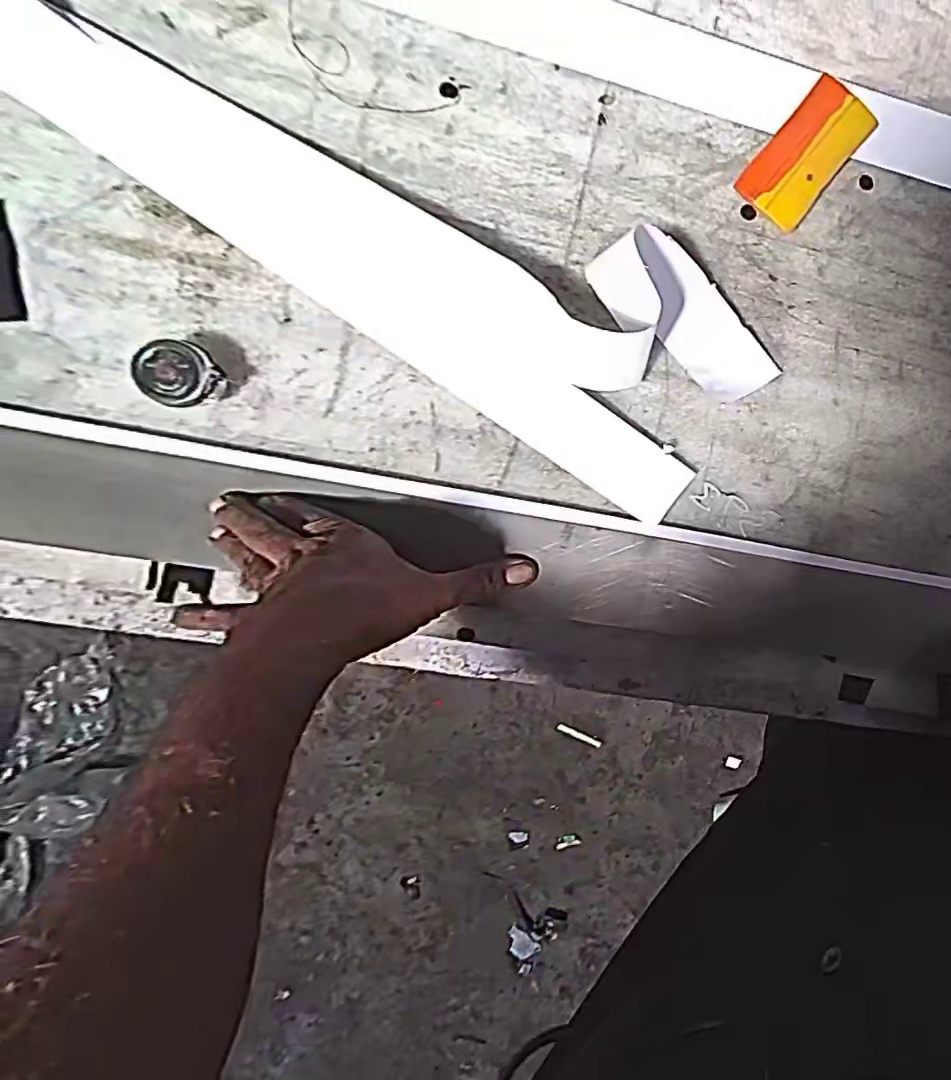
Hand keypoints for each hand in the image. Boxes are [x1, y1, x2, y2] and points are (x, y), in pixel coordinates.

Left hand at [173, 493, 538, 672]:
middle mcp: (307, 562)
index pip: (327, 522)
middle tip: (232, 502)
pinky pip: (227, 612)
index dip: (311, 510)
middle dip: (256, 517)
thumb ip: (479, 581)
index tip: (293, 499)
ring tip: (215, 529)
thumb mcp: (437, 594)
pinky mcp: (257, 619)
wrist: (308, 647)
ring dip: (232, 543)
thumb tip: (523, 569)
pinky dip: (205, 610)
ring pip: (249, 558)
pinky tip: (184, 610)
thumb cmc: (363, 615)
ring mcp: (276, 589)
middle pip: (276, 532)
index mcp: (348, 548)